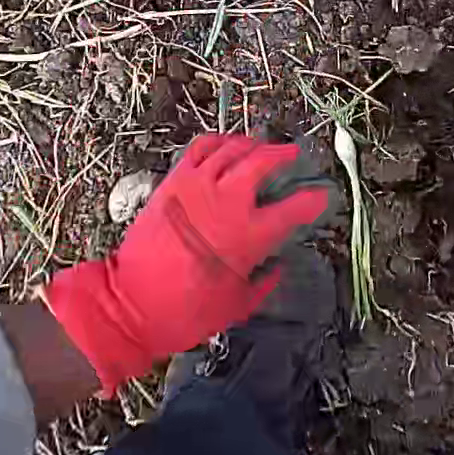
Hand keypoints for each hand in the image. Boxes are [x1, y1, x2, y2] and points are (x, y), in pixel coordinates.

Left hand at [43, 135, 330, 395]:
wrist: (132, 305)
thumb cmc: (187, 312)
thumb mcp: (237, 304)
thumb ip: (263, 282)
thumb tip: (276, 268)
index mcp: (250, 235)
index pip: (294, 207)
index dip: (313, 199)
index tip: (321, 195)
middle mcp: (228, 202)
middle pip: (263, 160)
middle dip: (284, 154)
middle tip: (292, 154)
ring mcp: (199, 186)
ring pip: (233, 148)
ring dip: (252, 144)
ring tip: (260, 146)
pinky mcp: (175, 181)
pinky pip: (201, 148)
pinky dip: (218, 142)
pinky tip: (225, 146)